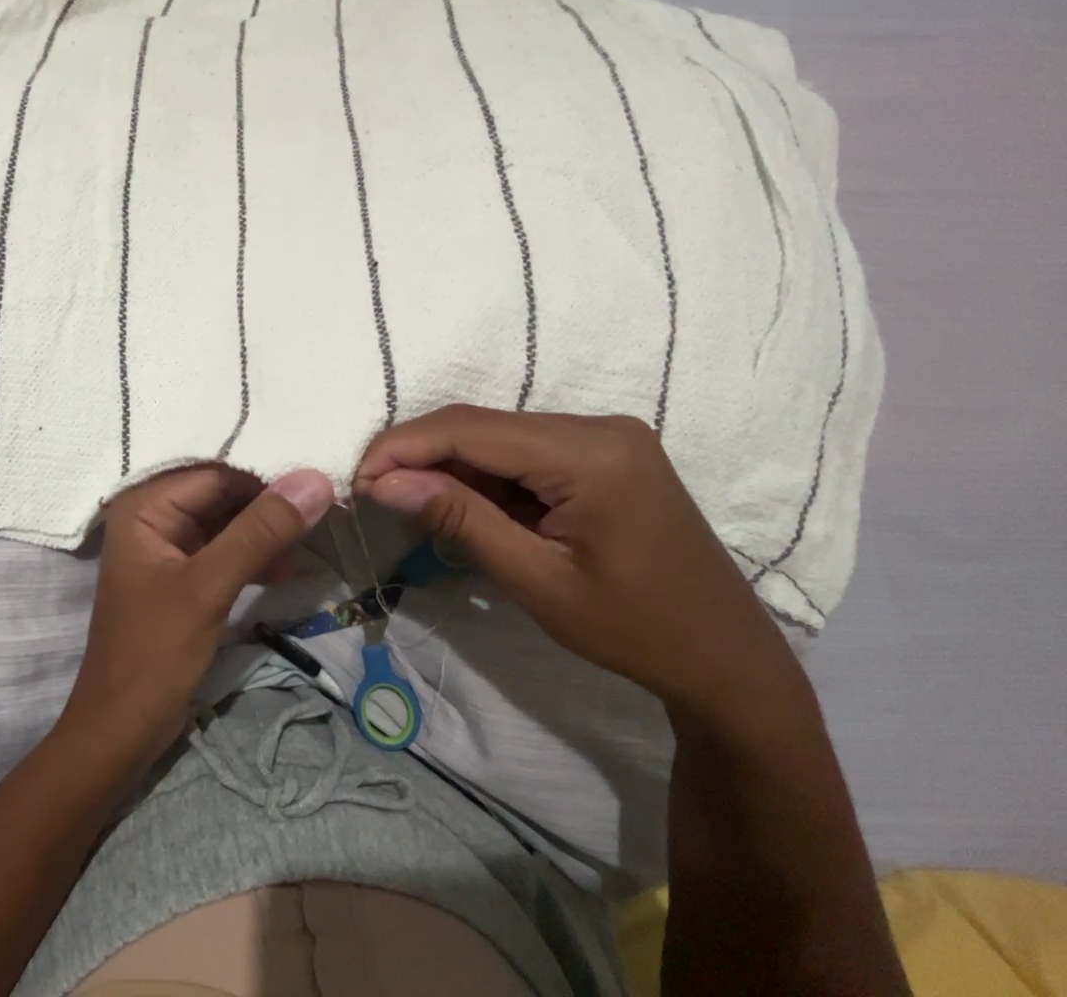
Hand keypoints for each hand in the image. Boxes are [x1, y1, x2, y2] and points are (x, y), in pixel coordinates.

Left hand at [61, 465, 333, 762]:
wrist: (121, 727)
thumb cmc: (153, 653)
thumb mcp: (209, 587)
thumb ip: (259, 531)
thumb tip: (316, 479)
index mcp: (143, 508)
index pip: (215, 471)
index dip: (267, 472)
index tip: (324, 476)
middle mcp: (152, 519)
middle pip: (221, 493)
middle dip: (271, 501)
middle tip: (330, 504)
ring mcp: (167, 551)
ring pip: (227, 523)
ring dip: (267, 531)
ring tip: (314, 539)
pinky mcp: (183, 580)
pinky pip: (225, 552)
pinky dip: (254, 557)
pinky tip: (286, 569)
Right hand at [354, 405, 798, 716]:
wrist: (722, 654)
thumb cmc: (631, 627)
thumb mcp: (534, 579)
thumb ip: (459, 519)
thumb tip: (382, 482)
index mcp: (590, 454)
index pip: (470, 430)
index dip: (402, 447)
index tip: (356, 482)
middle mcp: (600, 427)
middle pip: (482, 425)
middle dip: (419, 455)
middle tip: (374, 496)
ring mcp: (607, 437)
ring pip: (499, 436)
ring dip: (449, 467)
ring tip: (413, 508)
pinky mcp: (606, 454)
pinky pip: (525, 451)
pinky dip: (485, 476)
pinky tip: (465, 507)